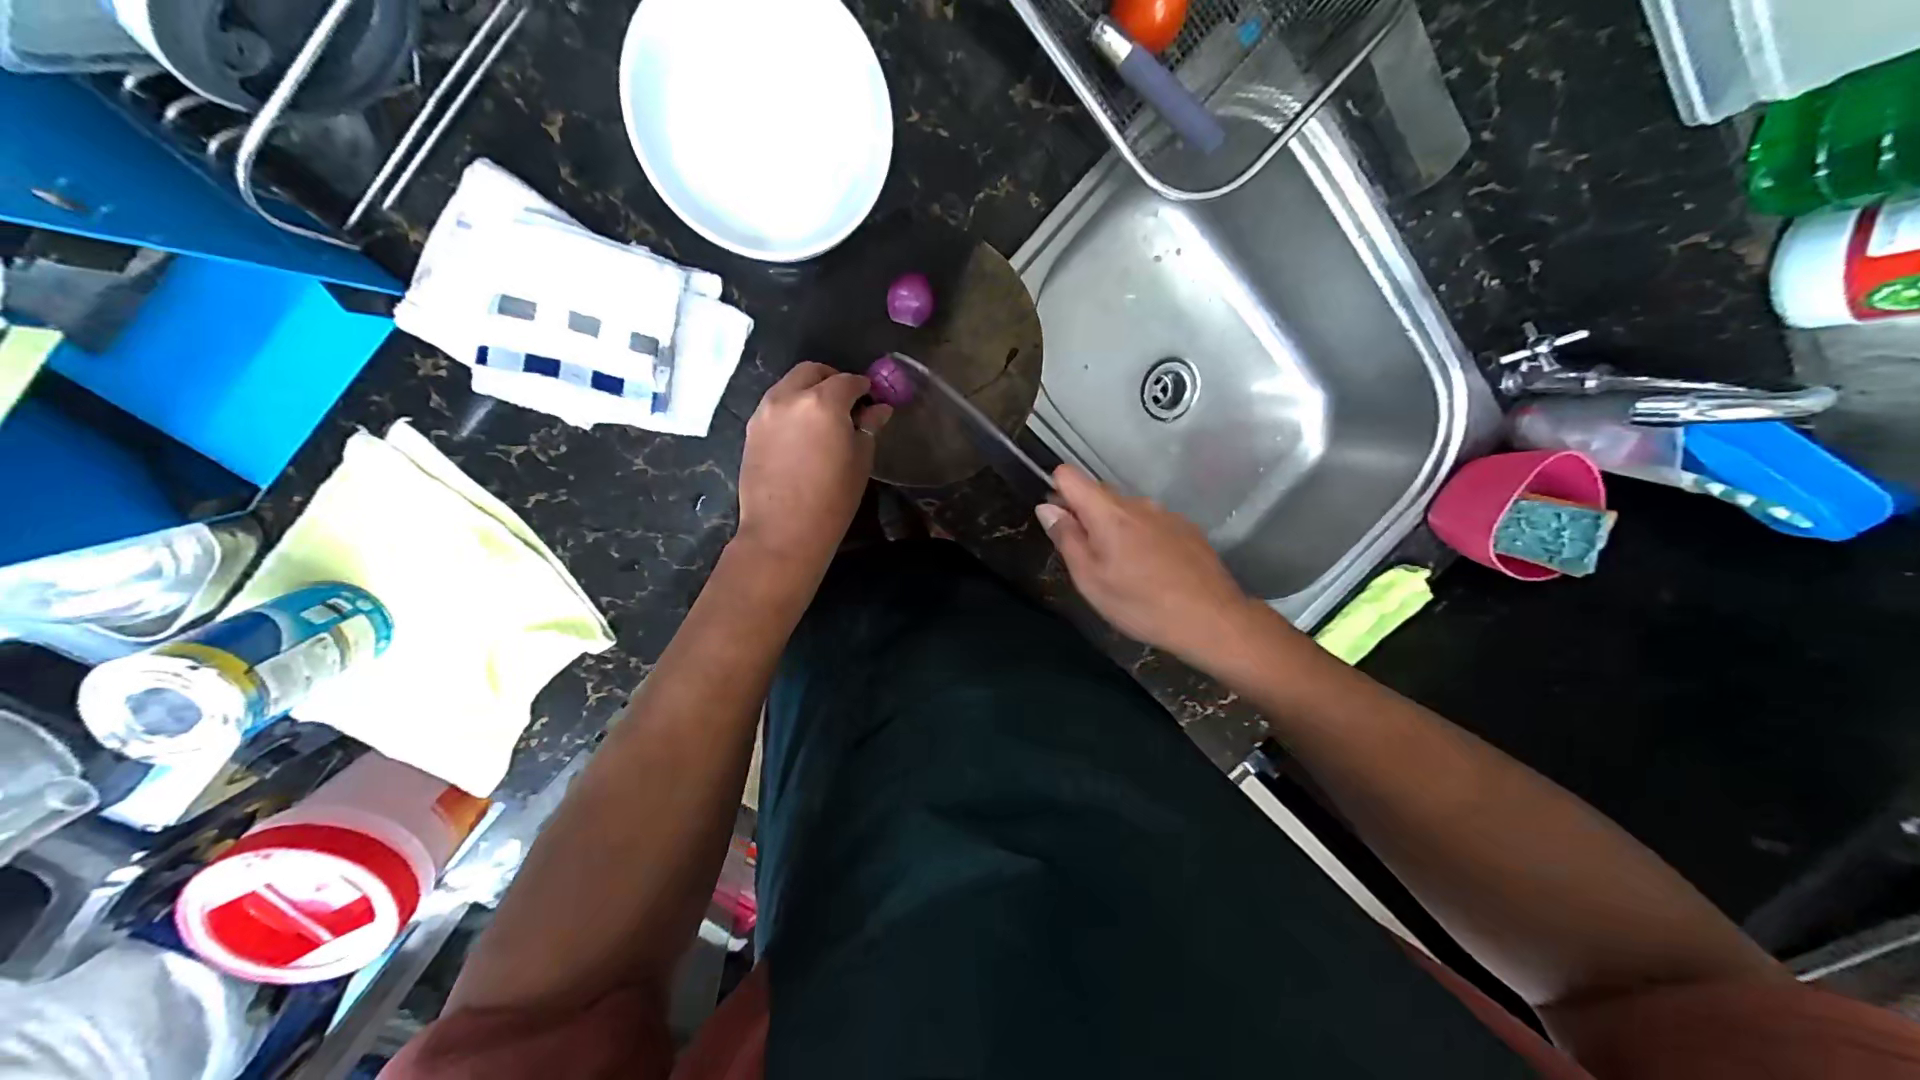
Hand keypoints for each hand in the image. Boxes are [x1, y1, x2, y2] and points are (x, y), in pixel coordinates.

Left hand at [736, 362, 891, 570]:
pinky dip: (791, 407)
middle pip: (812, 371)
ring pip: (789, 385)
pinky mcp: (751, 429)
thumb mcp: (860, 461)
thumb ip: (867, 427)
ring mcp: (765, 411)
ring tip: (822, 418)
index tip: (871, 400)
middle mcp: (789, 397)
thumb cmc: (832, 499)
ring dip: (808, 390)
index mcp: (823, 402)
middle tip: (846, 402)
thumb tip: (878, 408)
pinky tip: (801, 432)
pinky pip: (774, 405)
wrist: (783, 531)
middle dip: (832, 379)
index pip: (848, 381)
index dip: (863, 388)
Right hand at [1035, 464, 1258, 659]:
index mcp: (1108, 511)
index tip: (1061, 524)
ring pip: (1126, 511)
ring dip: (1116, 531)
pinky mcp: (1187, 528)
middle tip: (1089, 560)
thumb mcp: (1090, 579)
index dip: (1057, 493)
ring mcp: (1166, 513)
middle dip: (1085, 517)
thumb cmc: (1140, 604)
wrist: (1211, 619)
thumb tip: (1047, 508)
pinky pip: (1151, 524)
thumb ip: (1066, 538)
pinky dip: (1142, 539)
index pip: (1069, 475)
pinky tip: (1153, 573)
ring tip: (1124, 572)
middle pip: (1098, 494)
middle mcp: (1138, 502)